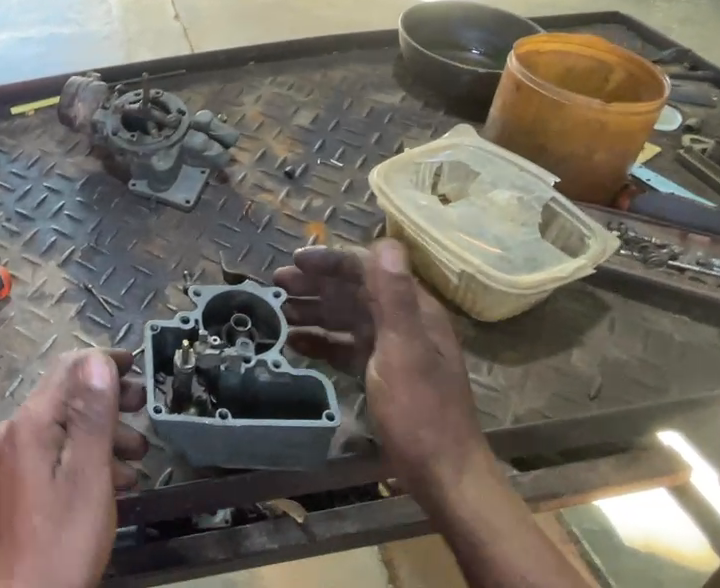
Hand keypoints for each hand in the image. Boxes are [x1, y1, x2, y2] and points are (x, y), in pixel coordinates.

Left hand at [0, 349, 147, 587]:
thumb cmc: (60, 543)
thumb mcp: (87, 477)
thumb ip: (93, 416)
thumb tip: (98, 360)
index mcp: (30, 423)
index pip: (68, 369)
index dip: (104, 362)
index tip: (139, 365)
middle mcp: (16, 432)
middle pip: (66, 395)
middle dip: (108, 397)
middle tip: (145, 406)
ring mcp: (14, 460)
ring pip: (64, 427)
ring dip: (104, 430)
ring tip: (141, 450)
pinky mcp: (19, 485)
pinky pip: (57, 453)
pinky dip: (88, 455)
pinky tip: (117, 479)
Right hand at [274, 239, 488, 495]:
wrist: (443, 476)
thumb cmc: (422, 413)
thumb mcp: (404, 350)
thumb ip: (393, 297)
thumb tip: (386, 243)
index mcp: (415, 311)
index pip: (368, 270)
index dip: (331, 261)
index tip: (294, 260)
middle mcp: (403, 323)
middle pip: (353, 292)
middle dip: (314, 285)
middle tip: (276, 284)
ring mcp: (391, 350)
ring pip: (345, 319)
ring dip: (312, 311)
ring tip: (277, 312)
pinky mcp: (380, 374)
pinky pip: (344, 347)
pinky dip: (319, 341)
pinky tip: (293, 343)